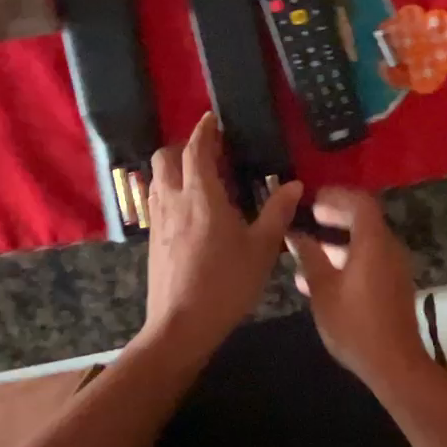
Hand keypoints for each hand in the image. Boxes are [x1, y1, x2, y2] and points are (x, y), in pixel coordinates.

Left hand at [142, 113, 301, 351]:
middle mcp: (173, 200)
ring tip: (202, 180)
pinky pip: (157, 202)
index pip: (196, 149)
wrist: (181, 326)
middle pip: (165, 158)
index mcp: (201, 196)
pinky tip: (192, 213)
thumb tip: (294, 184)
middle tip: (210, 154)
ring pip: (157, 180)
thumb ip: (277, 212)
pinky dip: (171, 193)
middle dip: (184, 148)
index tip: (213, 120)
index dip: (204, 131)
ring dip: (175, 170)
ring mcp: (158, 221)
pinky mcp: (153, 240)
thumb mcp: (262, 248)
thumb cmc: (226, 283)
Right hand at [287, 188, 429, 382]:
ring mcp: (395, 269)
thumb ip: (310, 258)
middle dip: (336, 217)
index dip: (337, 196)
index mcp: (374, 244)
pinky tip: (320, 281)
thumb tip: (297, 235)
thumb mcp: (324, 291)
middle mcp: (390, 249)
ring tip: (306, 252)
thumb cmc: (355, 325)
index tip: (313, 200)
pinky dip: (348, 261)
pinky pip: (371, 262)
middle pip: (365, 221)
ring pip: (366, 245)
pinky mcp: (394, 287)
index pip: (361, 203)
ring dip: (338, 243)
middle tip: (310, 219)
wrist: (394, 364)